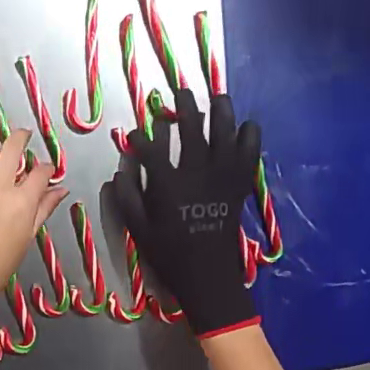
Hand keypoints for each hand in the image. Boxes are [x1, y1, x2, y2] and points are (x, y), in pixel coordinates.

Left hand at [0, 104, 68, 296]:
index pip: (40, 172)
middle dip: (22, 139)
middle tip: (23, 135)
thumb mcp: (28, 237)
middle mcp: (0, 188)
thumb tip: (61, 189)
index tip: (46, 169)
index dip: (46, 168)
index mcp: (23, 202)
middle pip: (14, 150)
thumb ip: (44, 209)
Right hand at [109, 88, 261, 337]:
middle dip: (184, 106)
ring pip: (225, 130)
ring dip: (221, 109)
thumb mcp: (138, 231)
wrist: (207, 274)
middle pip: (192, 127)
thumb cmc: (169, 254)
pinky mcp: (239, 183)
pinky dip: (250, 134)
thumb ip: (127, 198)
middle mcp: (197, 171)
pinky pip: (250, 151)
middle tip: (179, 95)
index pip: (149, 147)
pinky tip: (245, 125)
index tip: (133, 135)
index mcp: (167, 184)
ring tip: (217, 97)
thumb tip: (120, 171)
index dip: (139, 136)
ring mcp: (222, 175)